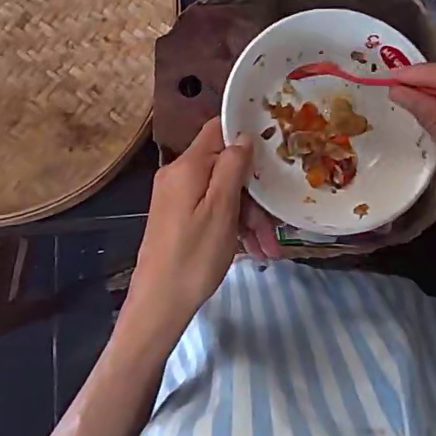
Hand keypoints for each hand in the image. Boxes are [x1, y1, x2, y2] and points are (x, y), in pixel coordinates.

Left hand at [127, 119, 254, 329]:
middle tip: (276, 226)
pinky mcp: (179, 217)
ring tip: (270, 249)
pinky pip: (212, 210)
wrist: (159, 305)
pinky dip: (233, 226)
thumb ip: (232, 167)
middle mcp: (178, 175)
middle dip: (255, 194)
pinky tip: (254, 250)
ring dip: (249, 217)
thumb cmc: (194, 257)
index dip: (246, 134)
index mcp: (187, 167)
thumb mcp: (222, 210)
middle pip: (225, 168)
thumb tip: (243, 137)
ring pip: (222, 193)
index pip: (218, 130)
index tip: (275, 149)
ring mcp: (177, 197)